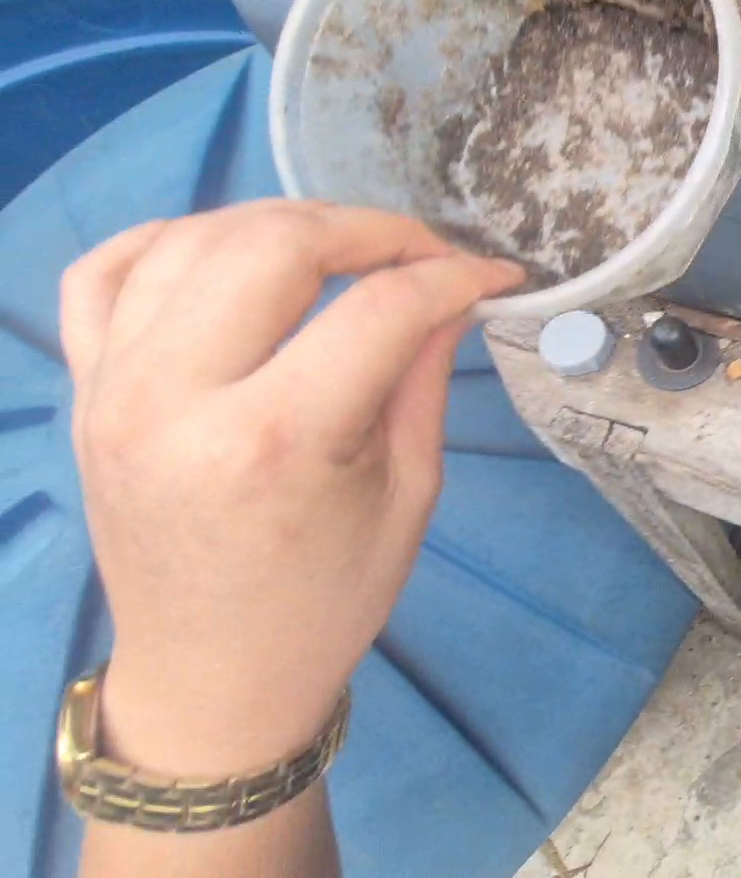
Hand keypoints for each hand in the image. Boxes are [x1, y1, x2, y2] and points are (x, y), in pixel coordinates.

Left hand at [61, 201, 523, 776]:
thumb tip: (452, 298)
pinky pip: (105, 272)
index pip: (382, 309)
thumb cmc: (336, 591)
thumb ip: (422, 377)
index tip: (501, 274)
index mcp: (278, 438)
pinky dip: (178, 237)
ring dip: (291, 222)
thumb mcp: (412, 485)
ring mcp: (112, 388)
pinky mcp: (84, 391)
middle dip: (375, 229)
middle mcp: (177, 397)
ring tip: (356, 247)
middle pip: (275, 246)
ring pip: (193, 239)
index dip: (456, 275)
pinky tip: (242, 252)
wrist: (214, 671)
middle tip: (432, 253)